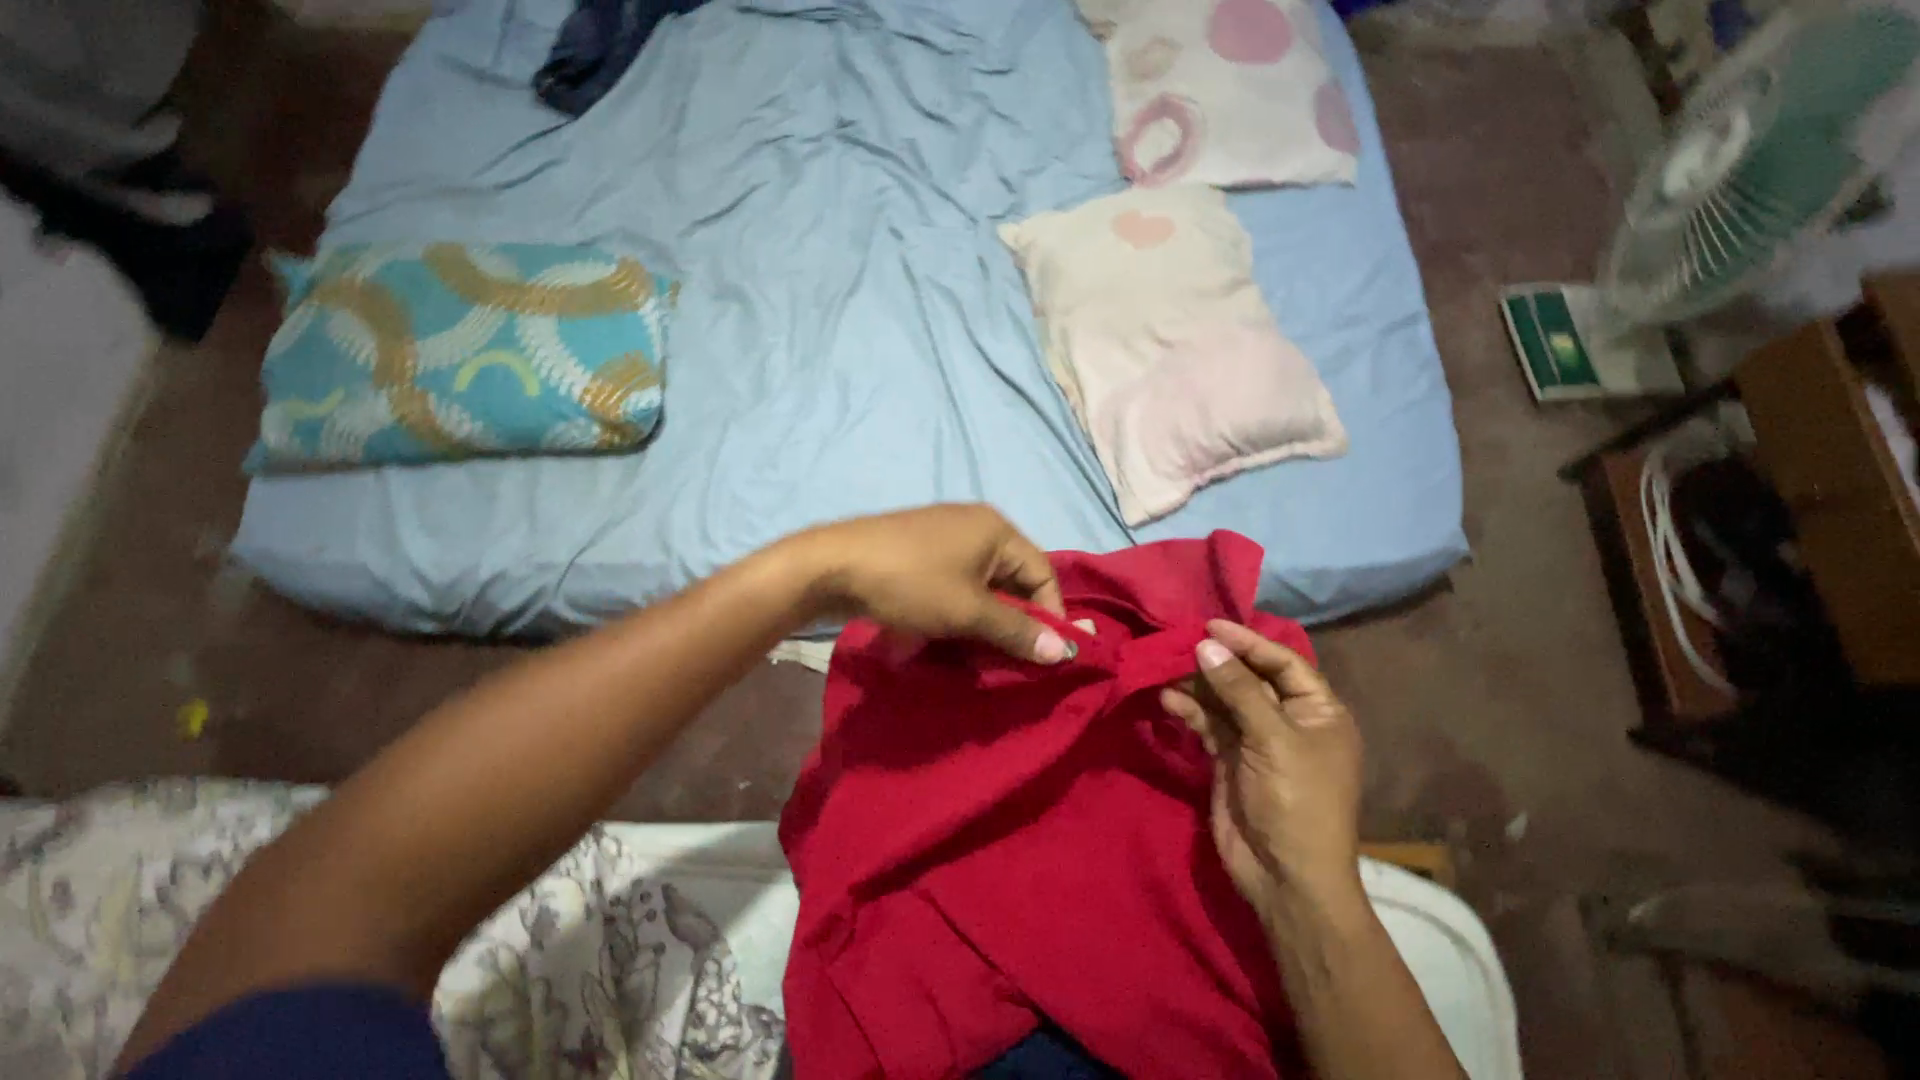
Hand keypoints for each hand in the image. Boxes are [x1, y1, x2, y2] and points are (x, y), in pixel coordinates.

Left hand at [788, 504, 1071, 663]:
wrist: (830, 567)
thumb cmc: (910, 583)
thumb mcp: (968, 612)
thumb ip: (1017, 631)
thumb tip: (1066, 651)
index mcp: (996, 529)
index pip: (1043, 573)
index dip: (1050, 615)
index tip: (1045, 654)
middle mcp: (976, 525)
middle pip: (1013, 579)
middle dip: (1014, 620)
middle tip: (1012, 659)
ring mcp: (944, 537)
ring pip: (982, 585)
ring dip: (984, 620)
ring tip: (978, 654)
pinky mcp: (919, 552)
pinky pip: (954, 584)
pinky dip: (958, 611)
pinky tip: (947, 638)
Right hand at [1160, 620, 1363, 920]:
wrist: (1285, 876)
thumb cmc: (1297, 802)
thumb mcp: (1273, 740)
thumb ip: (1239, 690)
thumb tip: (1206, 646)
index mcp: (1319, 712)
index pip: (1283, 663)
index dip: (1248, 642)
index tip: (1210, 625)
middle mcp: (1289, 721)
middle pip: (1249, 679)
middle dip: (1216, 661)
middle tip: (1176, 642)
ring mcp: (1257, 742)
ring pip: (1224, 701)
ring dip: (1196, 685)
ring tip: (1163, 667)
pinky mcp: (1230, 761)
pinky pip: (1209, 725)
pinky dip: (1189, 711)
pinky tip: (1166, 698)